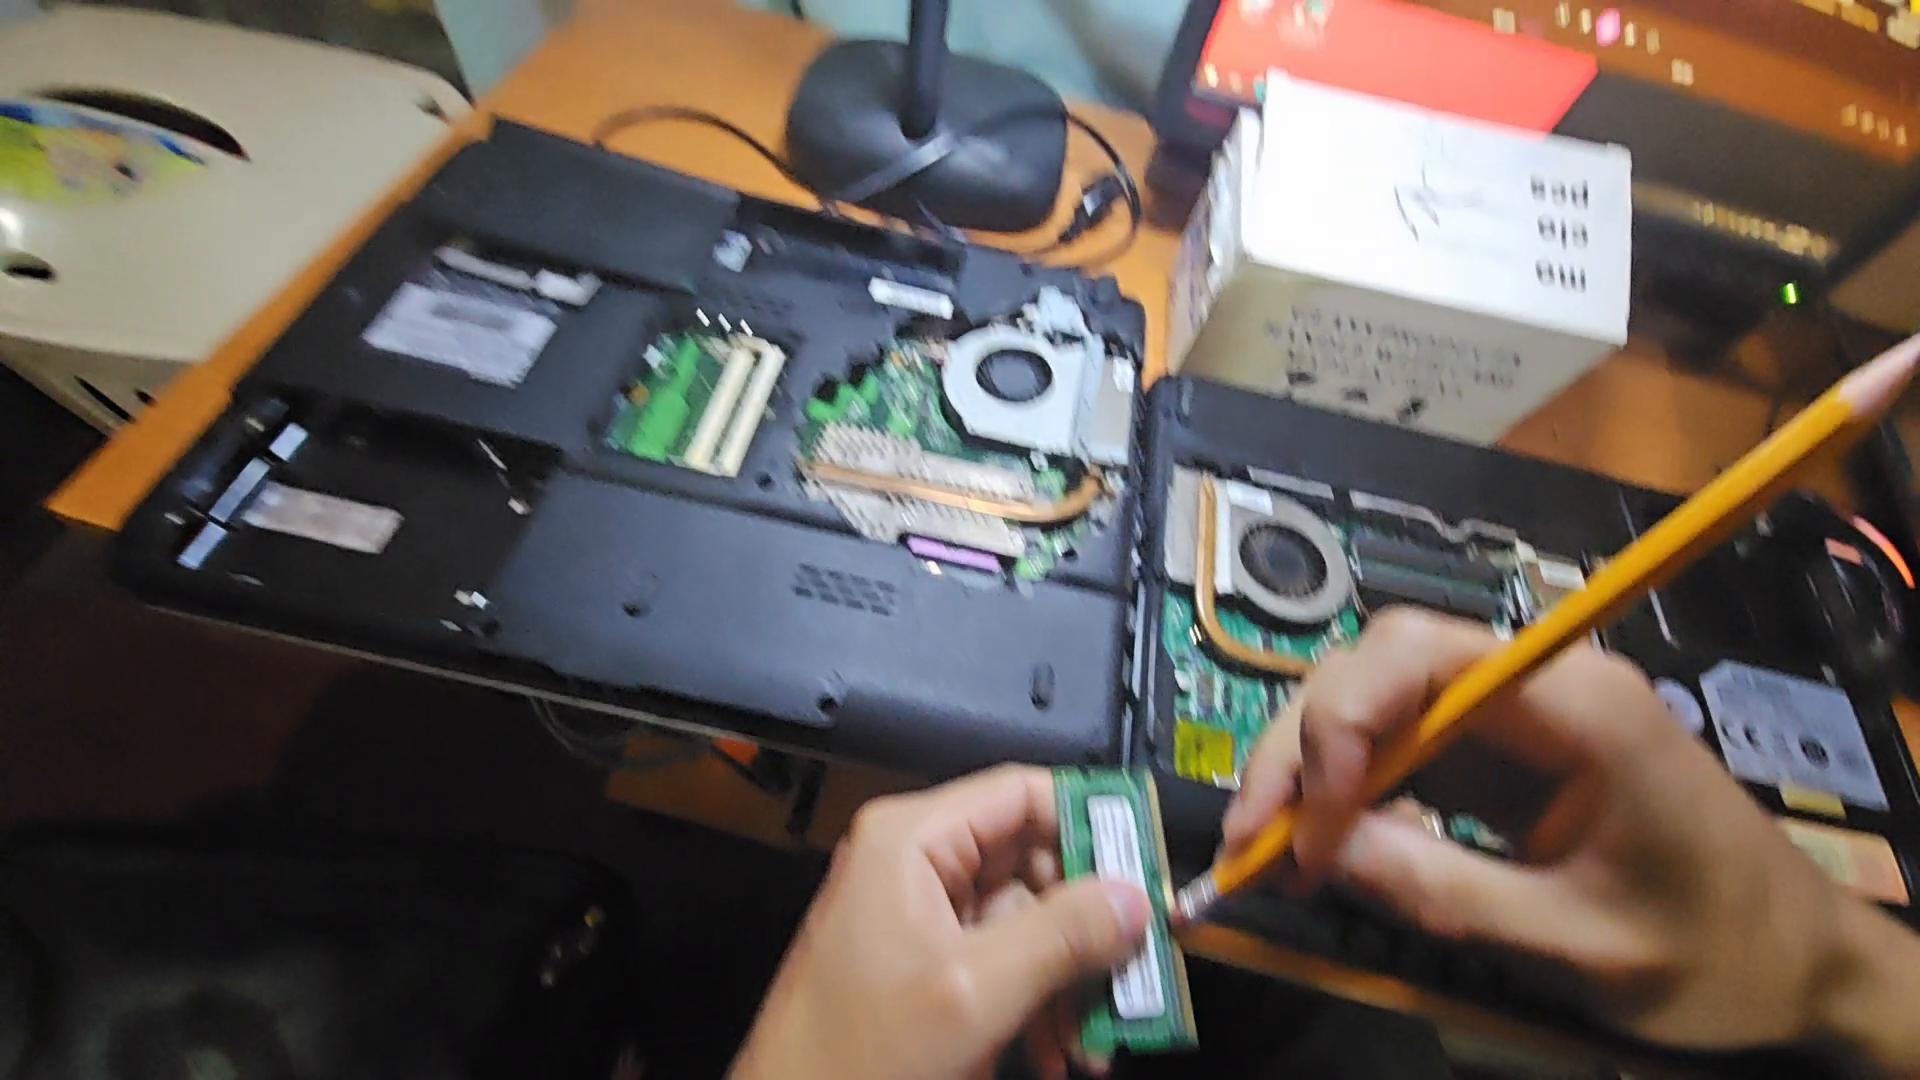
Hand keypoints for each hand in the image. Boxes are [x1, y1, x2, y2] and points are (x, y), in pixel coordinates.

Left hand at [728, 766, 1151, 1079]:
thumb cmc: (857, 1056)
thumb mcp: (971, 993)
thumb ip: (1060, 937)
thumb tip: (1134, 898)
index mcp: (913, 836)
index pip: (1018, 793)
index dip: (1086, 820)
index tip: (1143, 866)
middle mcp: (920, 858)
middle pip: (1029, 859)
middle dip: (1084, 923)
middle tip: (1135, 969)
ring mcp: (924, 910)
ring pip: (1026, 916)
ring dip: (1068, 976)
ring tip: (1095, 1042)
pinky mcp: (930, 958)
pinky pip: (1005, 958)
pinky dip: (1040, 999)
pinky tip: (1059, 1054)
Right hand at [1221, 609, 1919, 1057]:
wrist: (1792, 962)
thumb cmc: (1715, 951)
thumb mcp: (1581, 942)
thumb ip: (1444, 889)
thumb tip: (1315, 851)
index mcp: (1568, 701)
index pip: (1414, 655)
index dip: (1340, 721)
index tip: (1312, 822)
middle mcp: (1512, 683)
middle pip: (1365, 672)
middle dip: (1297, 750)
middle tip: (1252, 837)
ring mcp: (1485, 710)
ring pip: (1353, 703)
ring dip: (1297, 771)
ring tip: (1263, 848)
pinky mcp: (1467, 745)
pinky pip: (1373, 746)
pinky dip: (1326, 791)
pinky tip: (1307, 840)